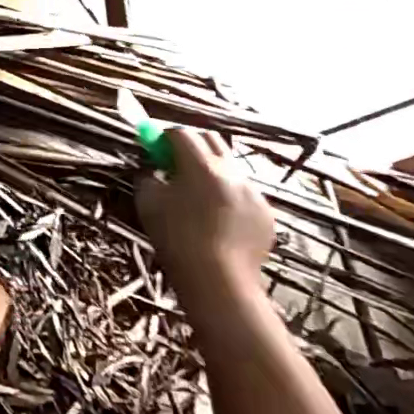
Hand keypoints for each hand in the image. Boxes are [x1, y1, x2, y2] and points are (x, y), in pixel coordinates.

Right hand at [135, 128, 274, 305]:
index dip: (164, 137)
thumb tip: (152, 169)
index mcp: (201, 167)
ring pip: (229, 168)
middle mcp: (232, 173)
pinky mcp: (266, 213)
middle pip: (212, 140)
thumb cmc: (176, 239)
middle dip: (191, 145)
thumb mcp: (148, 204)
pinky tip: (216, 221)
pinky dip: (227, 197)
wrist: (218, 279)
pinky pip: (243, 194)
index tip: (154, 149)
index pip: (182, 134)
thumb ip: (147, 178)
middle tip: (173, 163)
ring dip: (210, 172)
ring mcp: (253, 193)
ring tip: (195, 198)